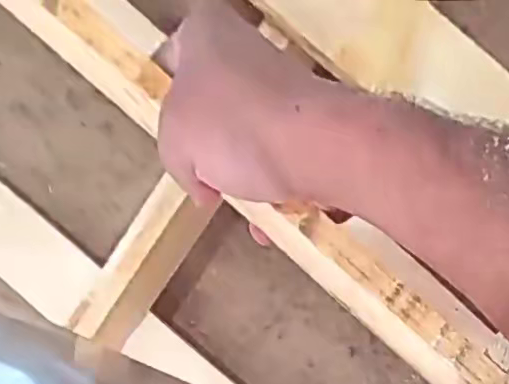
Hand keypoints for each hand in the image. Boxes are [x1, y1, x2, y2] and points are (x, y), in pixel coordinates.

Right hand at [158, 0, 344, 208]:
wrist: (325, 151)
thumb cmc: (239, 128)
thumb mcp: (178, 142)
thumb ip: (177, 159)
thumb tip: (201, 186)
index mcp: (208, 33)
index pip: (175, 63)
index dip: (173, 108)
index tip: (182, 143)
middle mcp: (258, 56)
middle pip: (228, 116)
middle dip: (225, 163)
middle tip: (222, 191)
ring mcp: (302, 98)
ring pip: (269, 150)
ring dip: (265, 192)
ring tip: (262, 221)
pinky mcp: (335, 138)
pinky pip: (306, 172)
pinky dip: (298, 201)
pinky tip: (292, 226)